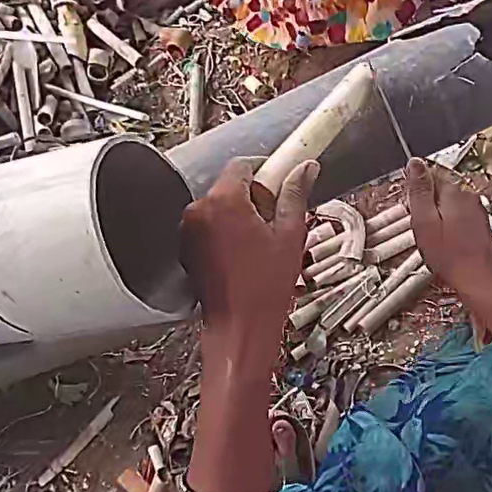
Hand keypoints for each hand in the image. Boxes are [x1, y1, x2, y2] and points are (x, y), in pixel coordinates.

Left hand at [180, 157, 319, 369]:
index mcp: (225, 202)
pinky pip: (209, 226)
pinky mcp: (187, 248)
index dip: (265, 171)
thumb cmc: (263, 288)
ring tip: (260, 243)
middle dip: (254, 198)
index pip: (243, 165)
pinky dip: (225, 232)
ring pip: (219, 207)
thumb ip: (295, 195)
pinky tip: (244, 254)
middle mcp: (200, 211)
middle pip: (230, 186)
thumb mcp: (290, 235)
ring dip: (239, 215)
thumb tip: (304, 170)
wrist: (239, 326)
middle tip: (275, 221)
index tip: (280, 180)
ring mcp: (189, 231)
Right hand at [405, 157, 491, 302]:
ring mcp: (476, 210)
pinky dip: (449, 228)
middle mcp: (467, 197)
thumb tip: (414, 163)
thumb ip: (419, 190)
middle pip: (438, 192)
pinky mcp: (480, 224)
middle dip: (427, 207)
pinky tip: (447, 244)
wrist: (479, 279)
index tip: (412, 211)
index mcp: (453, 193)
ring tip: (435, 240)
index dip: (415, 195)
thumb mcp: (424, 221)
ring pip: (448, 206)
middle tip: (423, 230)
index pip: (428, 176)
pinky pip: (458, 218)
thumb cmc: (451, 255)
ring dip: (438, 219)